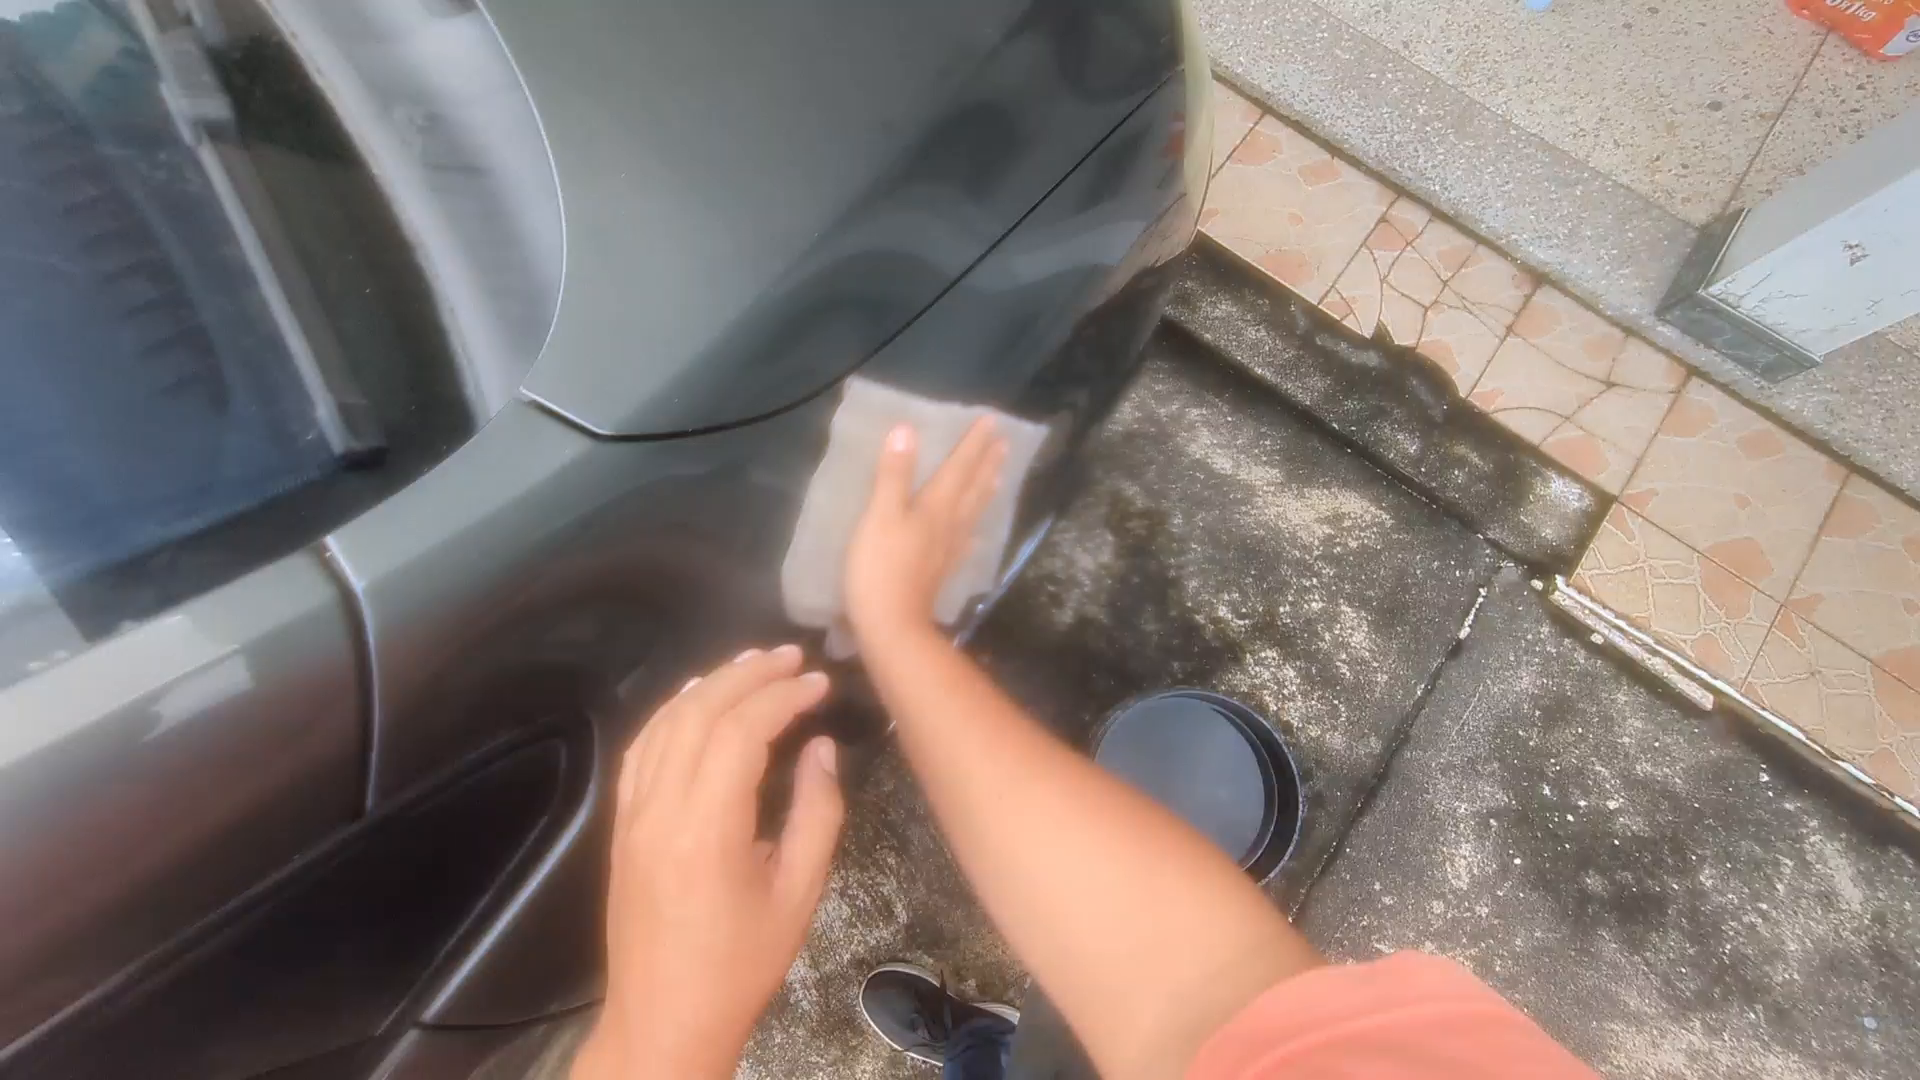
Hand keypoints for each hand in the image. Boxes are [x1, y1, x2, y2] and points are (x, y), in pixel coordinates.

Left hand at [574, 646, 844, 1079]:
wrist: (662, 1022)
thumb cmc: (741, 964)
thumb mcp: (799, 894)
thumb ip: (818, 813)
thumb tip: (821, 748)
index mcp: (707, 829)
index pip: (742, 732)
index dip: (783, 697)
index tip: (819, 684)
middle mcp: (660, 809)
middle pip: (700, 713)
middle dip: (748, 675)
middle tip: (791, 657)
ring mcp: (632, 815)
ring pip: (666, 723)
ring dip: (710, 683)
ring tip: (752, 663)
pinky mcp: (621, 825)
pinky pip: (640, 749)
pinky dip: (670, 712)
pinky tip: (695, 697)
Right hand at [844, 418, 1007, 645]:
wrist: (891, 624)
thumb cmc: (880, 567)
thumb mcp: (880, 515)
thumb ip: (893, 474)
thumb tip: (906, 429)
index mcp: (936, 506)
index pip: (959, 467)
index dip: (973, 443)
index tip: (992, 421)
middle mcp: (949, 524)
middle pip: (973, 488)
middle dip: (987, 463)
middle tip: (1005, 444)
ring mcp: (948, 550)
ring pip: (973, 513)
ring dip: (986, 491)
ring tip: (999, 476)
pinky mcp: (941, 572)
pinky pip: (963, 544)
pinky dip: (972, 532)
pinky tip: (975, 535)